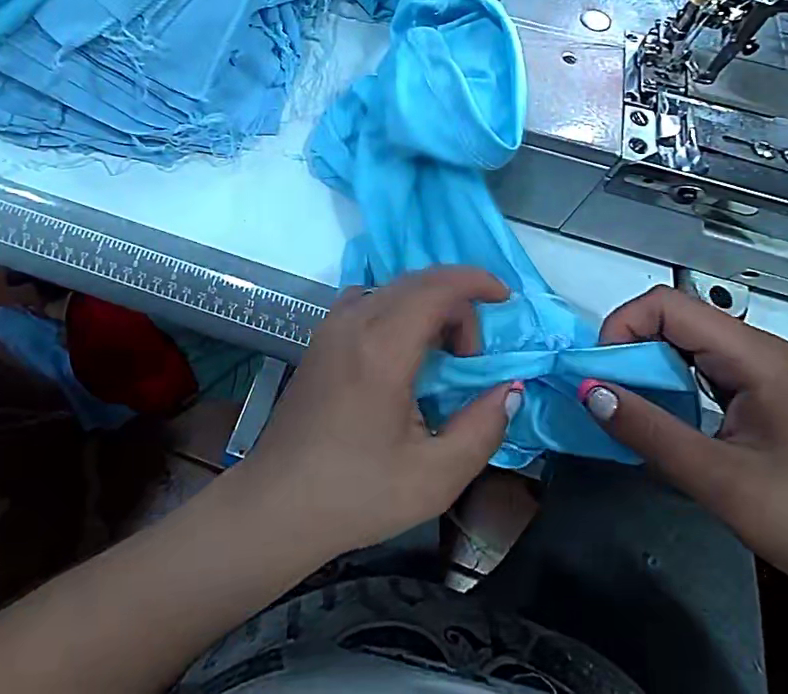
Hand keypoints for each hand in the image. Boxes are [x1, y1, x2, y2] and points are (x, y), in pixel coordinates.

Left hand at [226, 266, 518, 556]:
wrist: (276, 506)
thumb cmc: (356, 494)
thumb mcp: (435, 476)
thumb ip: (484, 427)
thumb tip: (511, 388)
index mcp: (382, 347)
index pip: (438, 286)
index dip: (477, 282)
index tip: (505, 300)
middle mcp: (354, 322)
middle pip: (419, 281)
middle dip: (458, 302)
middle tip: (472, 357)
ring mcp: (332, 326)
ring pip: (393, 288)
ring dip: (428, 305)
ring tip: (441, 357)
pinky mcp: (321, 338)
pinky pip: (369, 301)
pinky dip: (399, 310)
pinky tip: (403, 353)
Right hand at [586, 287, 787, 627]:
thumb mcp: (723, 482)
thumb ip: (651, 432)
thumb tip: (589, 391)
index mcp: (757, 356)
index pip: (668, 305)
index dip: (623, 327)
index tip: (599, 375)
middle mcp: (761, 353)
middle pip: (677, 322)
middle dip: (630, 350)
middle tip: (605, 398)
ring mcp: (767, 376)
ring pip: (689, 349)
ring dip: (650, 372)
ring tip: (628, 413)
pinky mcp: (767, 401)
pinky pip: (706, 375)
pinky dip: (674, 390)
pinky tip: (665, 425)